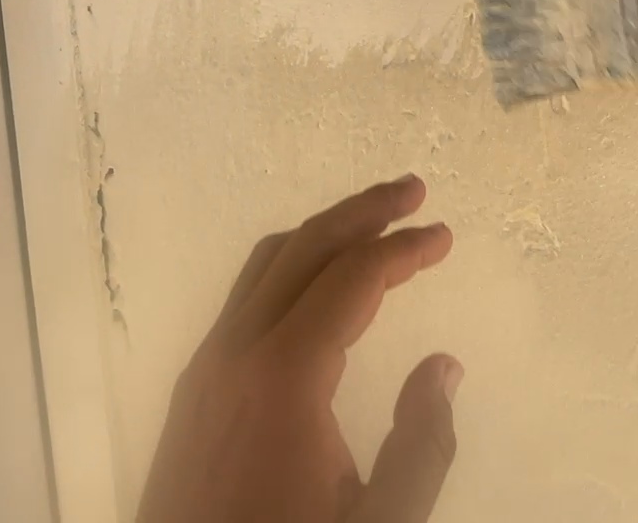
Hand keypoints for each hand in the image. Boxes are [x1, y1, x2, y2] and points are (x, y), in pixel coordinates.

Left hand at [137, 176, 460, 522]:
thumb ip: (421, 446)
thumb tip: (442, 367)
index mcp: (284, 375)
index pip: (352, 279)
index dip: (403, 249)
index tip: (442, 234)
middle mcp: (237, 348)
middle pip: (305, 247)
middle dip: (362, 211)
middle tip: (412, 190)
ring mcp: (207, 363)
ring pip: (267, 263)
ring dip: (324, 233)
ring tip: (373, 223)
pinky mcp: (194, 384)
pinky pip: (247, 295)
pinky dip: (292, 266)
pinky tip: (318, 284)